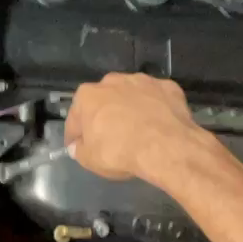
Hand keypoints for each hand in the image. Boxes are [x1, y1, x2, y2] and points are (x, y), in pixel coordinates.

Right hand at [63, 73, 224, 182]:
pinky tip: (161, 123)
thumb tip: (77, 147)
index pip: (75, 117)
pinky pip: (157, 98)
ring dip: (131, 108)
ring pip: (131, 95)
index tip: (80, 146)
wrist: (167, 147)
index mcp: (87, 96)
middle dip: (105, 116)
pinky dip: (157, 107)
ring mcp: (141, 82)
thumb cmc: (120, 151)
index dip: (76, 134)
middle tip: (112, 138)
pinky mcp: (168, 87)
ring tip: (140, 130)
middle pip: (104, 100)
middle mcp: (111, 81)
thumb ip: (79, 150)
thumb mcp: (90, 160)